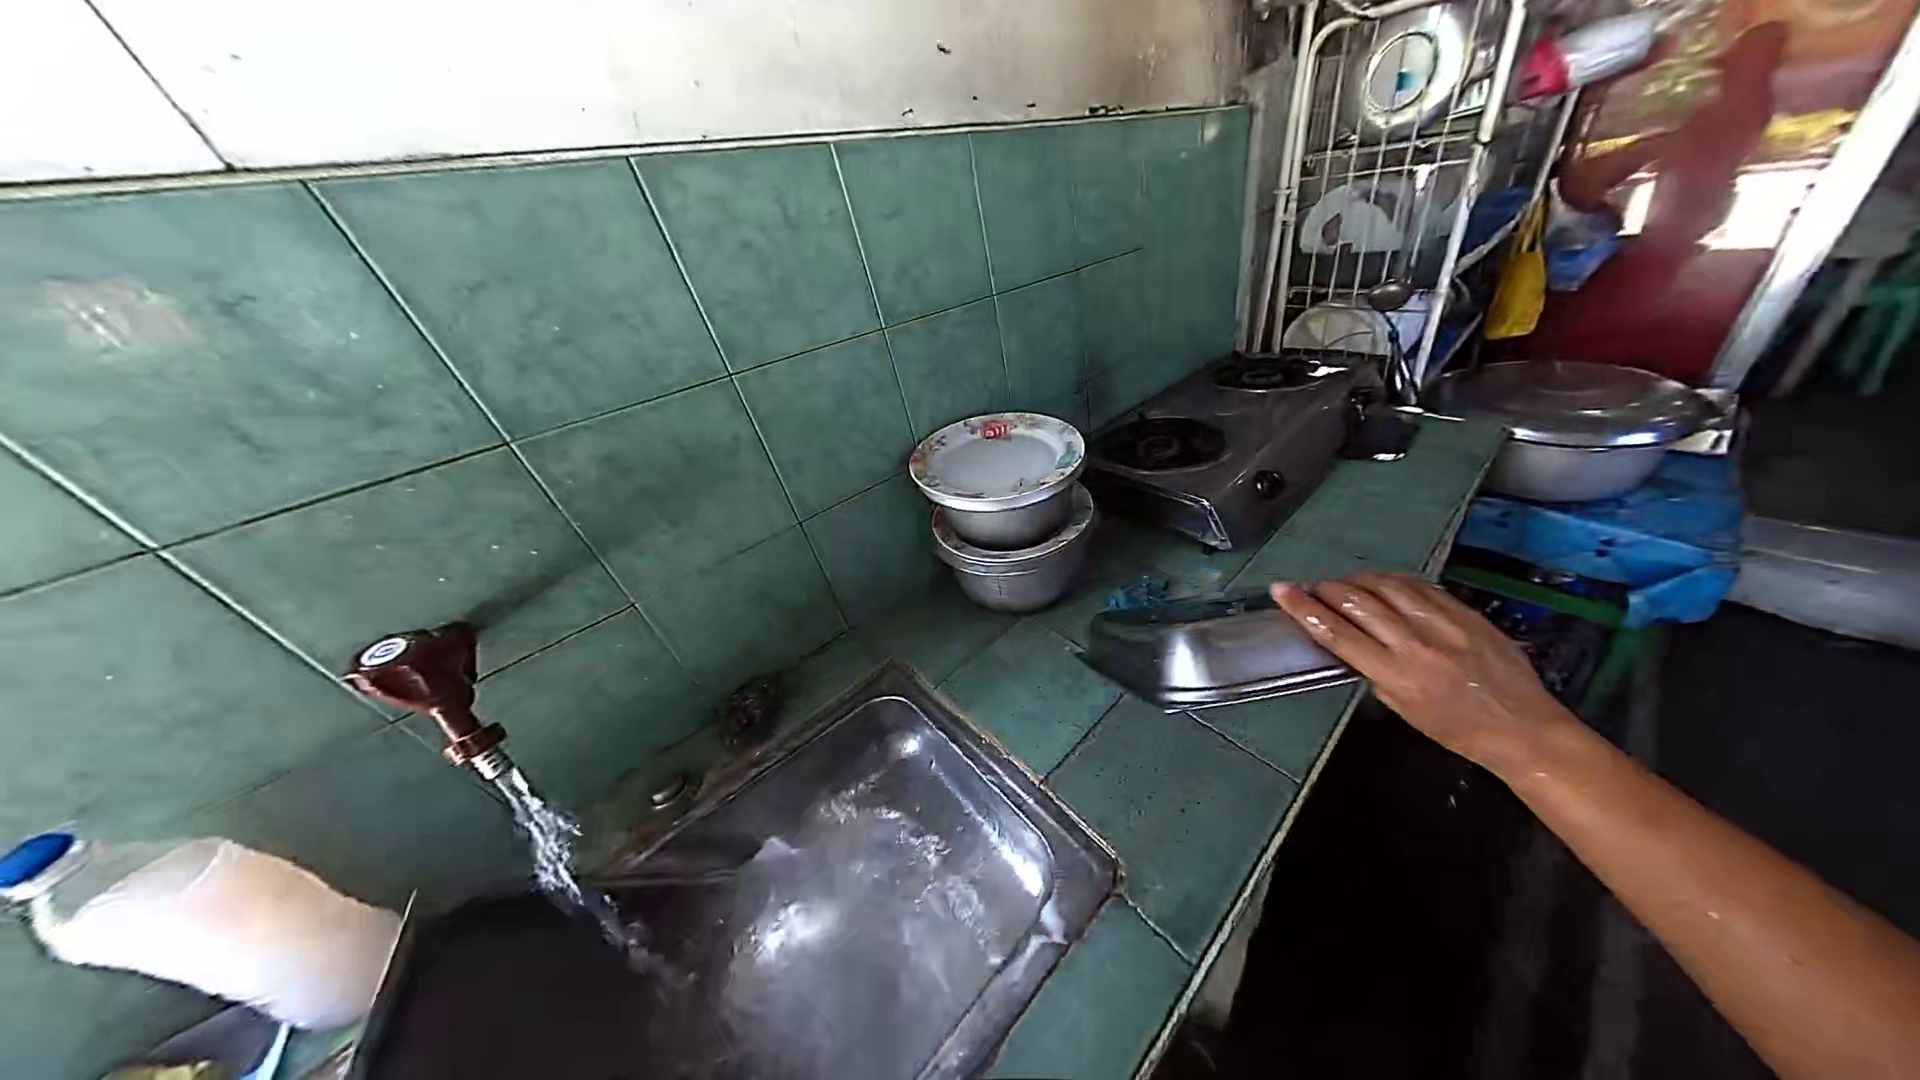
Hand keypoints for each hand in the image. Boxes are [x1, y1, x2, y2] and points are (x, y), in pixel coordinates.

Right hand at [1270, 571, 1576, 774]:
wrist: (1524, 729)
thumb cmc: (1454, 729)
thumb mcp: (1400, 706)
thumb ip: (1372, 669)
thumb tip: (1347, 638)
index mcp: (1396, 674)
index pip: (1336, 632)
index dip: (1302, 607)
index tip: (1280, 590)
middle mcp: (1417, 644)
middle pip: (1356, 601)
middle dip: (1325, 588)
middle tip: (1310, 587)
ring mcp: (1445, 625)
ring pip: (1387, 586)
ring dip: (1356, 579)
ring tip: (1343, 582)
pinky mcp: (1467, 614)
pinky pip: (1420, 586)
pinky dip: (1393, 581)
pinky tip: (1383, 583)